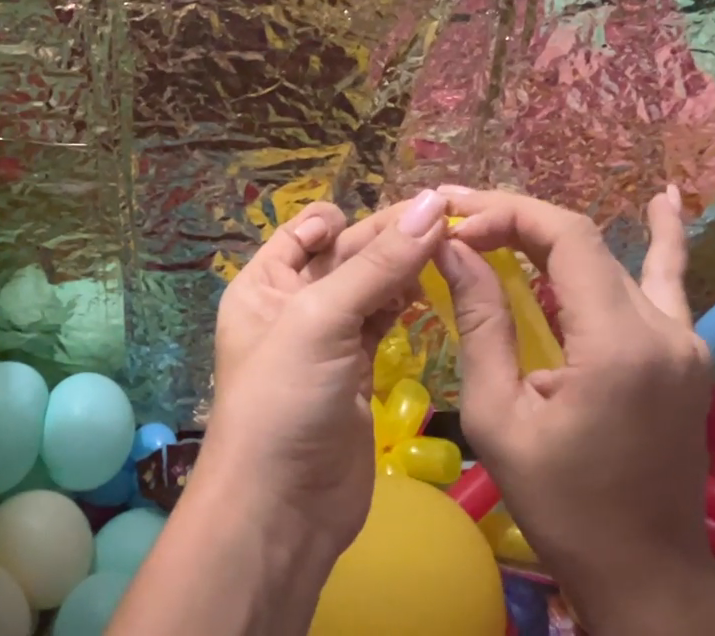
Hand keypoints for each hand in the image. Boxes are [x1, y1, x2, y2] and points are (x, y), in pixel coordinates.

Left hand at [200, 190, 449, 556]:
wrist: (281, 509)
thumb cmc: (284, 400)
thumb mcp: (321, 319)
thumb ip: (377, 264)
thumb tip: (428, 206)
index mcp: (264, 283)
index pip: (306, 230)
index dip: (351, 215)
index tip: (406, 207)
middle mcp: (291, 305)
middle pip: (344, 255)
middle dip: (388, 236)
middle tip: (448, 219)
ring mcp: (326, 340)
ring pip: (369, 287)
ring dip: (403, 267)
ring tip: (450, 247)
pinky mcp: (356, 371)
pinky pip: (382, 321)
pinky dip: (405, 302)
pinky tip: (435, 285)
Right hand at [435, 187, 714, 633]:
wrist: (645, 571)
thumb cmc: (561, 506)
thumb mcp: (498, 417)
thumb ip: (481, 323)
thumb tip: (451, 249)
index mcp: (618, 343)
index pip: (565, 237)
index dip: (506, 215)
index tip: (454, 225)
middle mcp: (663, 328)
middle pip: (585, 242)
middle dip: (515, 220)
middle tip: (456, 216)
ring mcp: (683, 338)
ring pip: (613, 258)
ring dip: (552, 234)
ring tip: (494, 217)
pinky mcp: (686, 352)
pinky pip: (669, 282)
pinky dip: (663, 238)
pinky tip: (665, 197)